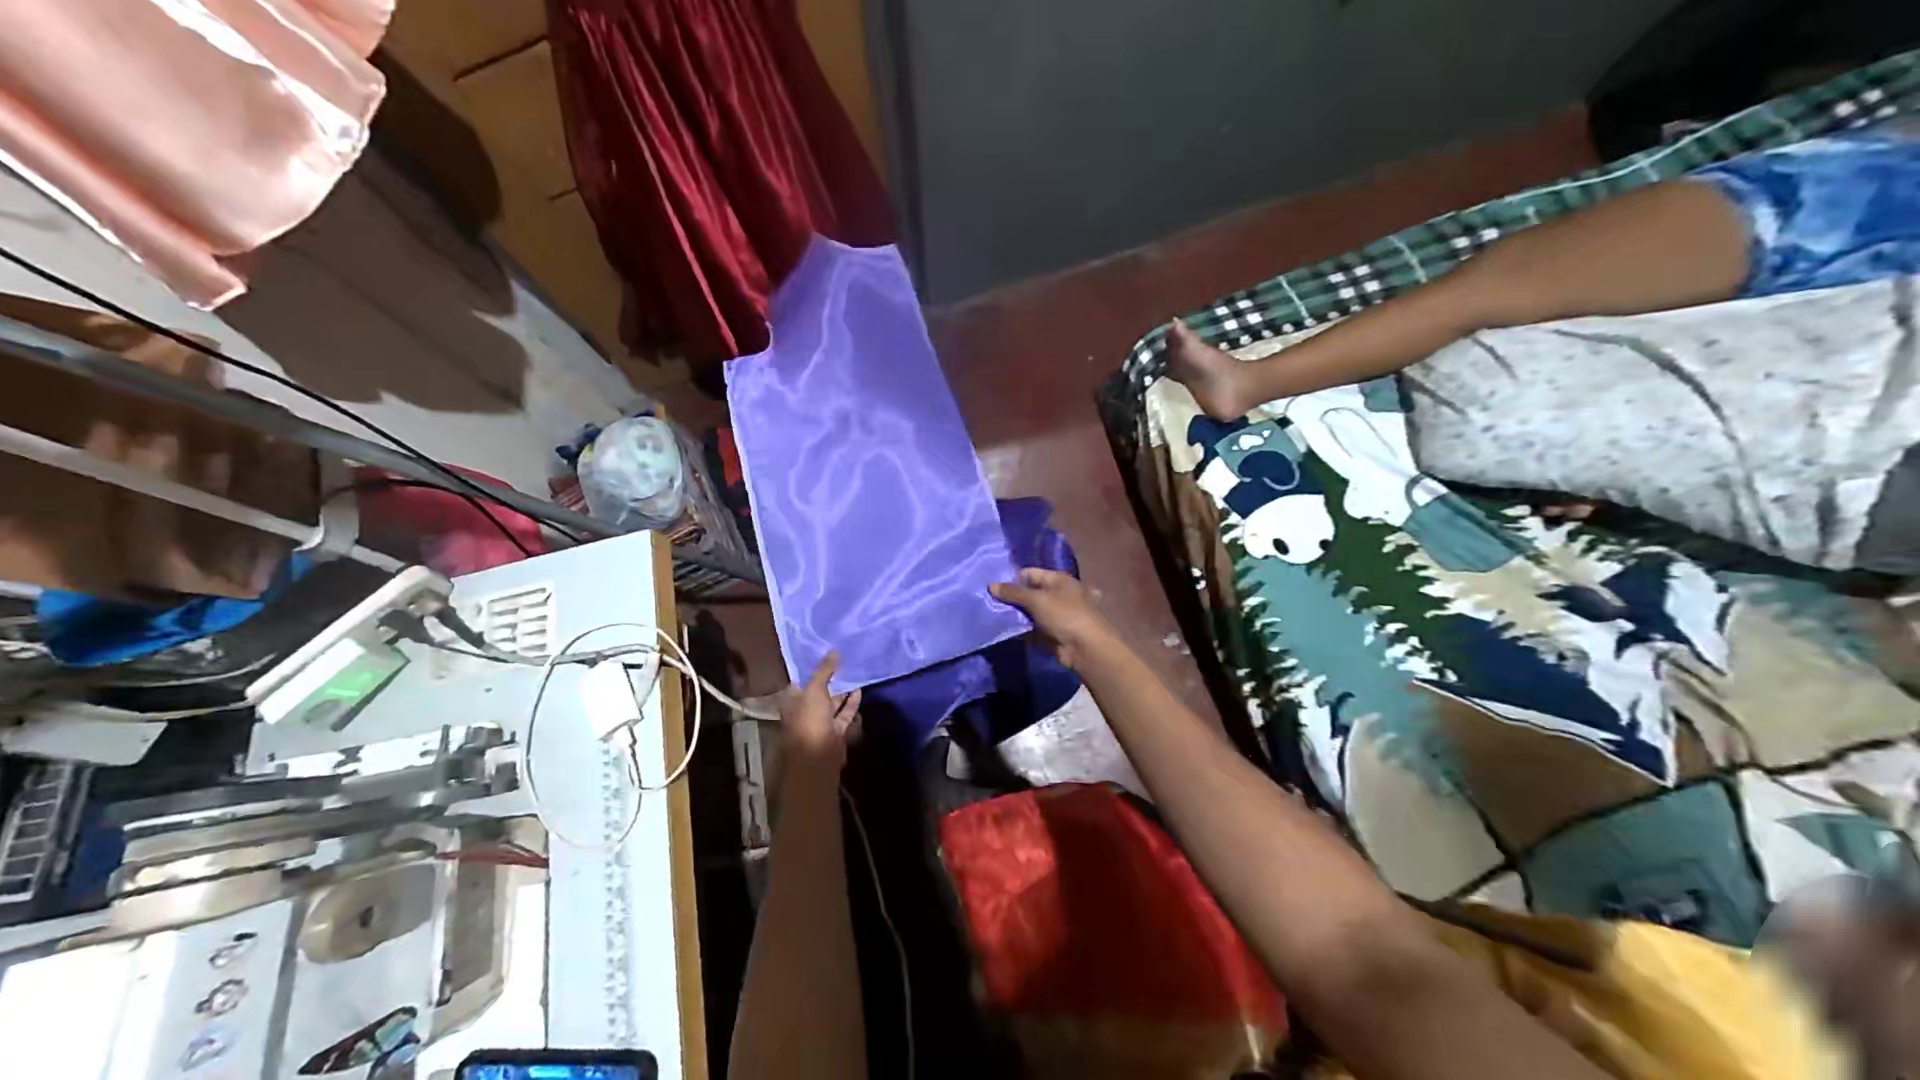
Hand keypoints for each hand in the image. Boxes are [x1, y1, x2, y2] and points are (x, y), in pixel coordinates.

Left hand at [776, 652, 861, 770]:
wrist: (818, 755)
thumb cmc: (809, 719)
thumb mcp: (814, 689)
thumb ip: (824, 670)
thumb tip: (834, 650)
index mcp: (793, 700)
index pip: (802, 680)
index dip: (813, 668)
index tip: (826, 653)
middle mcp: (805, 710)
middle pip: (819, 691)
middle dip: (831, 678)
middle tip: (845, 660)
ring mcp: (821, 721)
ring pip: (833, 702)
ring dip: (843, 690)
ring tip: (855, 672)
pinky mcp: (835, 730)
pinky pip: (844, 713)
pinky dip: (851, 703)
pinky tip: (860, 689)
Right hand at [990, 568, 1115, 670]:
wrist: (1086, 647)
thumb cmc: (1064, 615)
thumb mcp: (1037, 600)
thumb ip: (1013, 592)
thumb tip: (991, 585)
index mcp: (1059, 580)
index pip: (1030, 573)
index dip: (1012, 578)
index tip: (992, 586)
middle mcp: (1058, 594)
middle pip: (1030, 593)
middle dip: (1012, 598)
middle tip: (989, 602)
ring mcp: (1056, 615)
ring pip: (1030, 612)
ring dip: (1015, 615)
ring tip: (992, 615)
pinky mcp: (1053, 633)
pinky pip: (1033, 628)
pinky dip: (1022, 629)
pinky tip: (1005, 630)